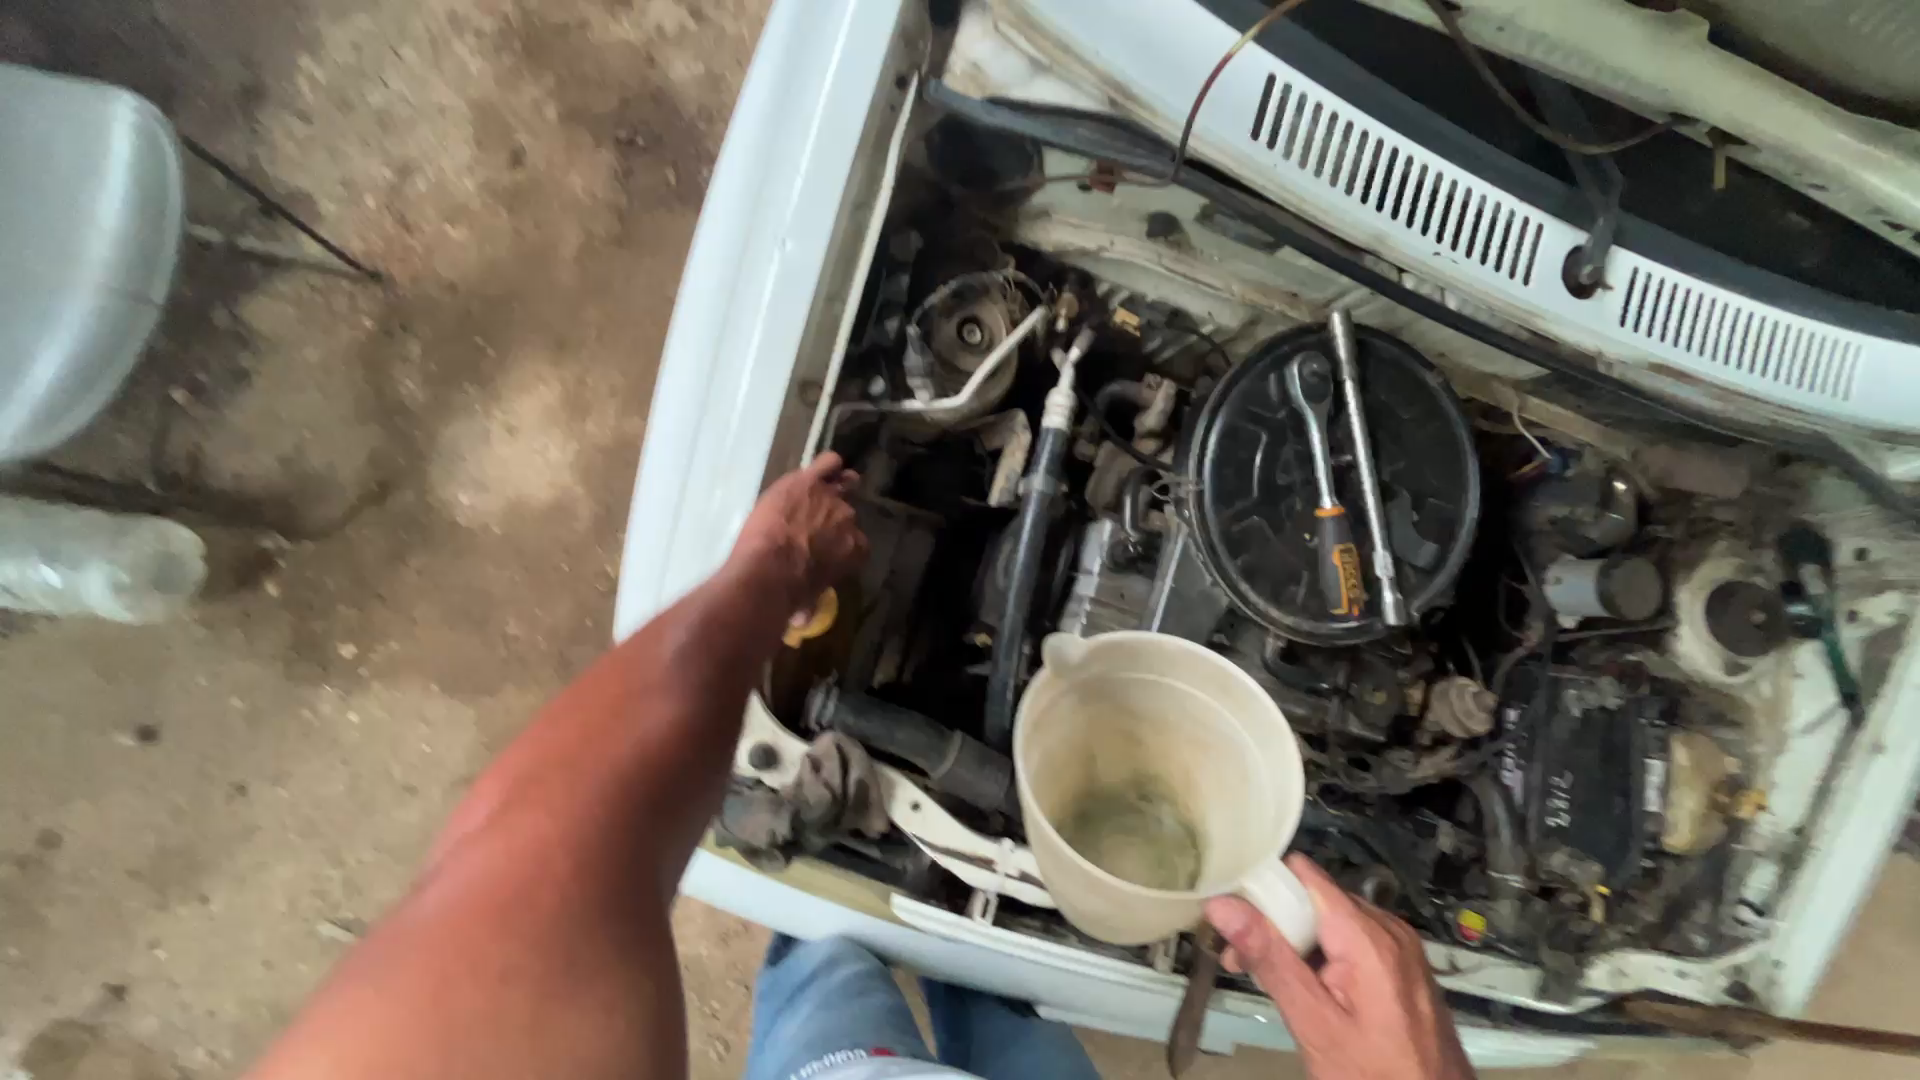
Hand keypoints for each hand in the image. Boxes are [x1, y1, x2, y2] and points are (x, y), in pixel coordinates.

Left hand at [732, 453, 868, 612]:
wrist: (770, 570)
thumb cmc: (790, 593)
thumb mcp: (808, 601)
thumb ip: (811, 600)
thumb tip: (801, 619)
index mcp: (856, 550)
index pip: (856, 541)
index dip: (841, 543)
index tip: (827, 547)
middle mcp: (850, 520)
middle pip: (846, 512)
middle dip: (832, 516)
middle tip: (814, 520)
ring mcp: (831, 498)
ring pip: (841, 481)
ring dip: (833, 484)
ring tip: (820, 487)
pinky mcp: (809, 482)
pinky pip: (828, 463)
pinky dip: (827, 464)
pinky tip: (822, 466)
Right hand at [1204, 855, 1473, 1079]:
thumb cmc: (1377, 1077)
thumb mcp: (1314, 1023)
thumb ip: (1269, 957)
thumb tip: (1220, 904)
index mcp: (1367, 934)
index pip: (1302, 873)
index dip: (1262, 886)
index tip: (1233, 916)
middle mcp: (1387, 927)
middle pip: (1312, 897)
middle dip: (1271, 923)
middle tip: (1239, 961)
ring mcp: (1399, 946)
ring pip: (1328, 919)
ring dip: (1292, 941)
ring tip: (1266, 979)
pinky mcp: (1402, 966)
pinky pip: (1350, 940)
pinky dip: (1320, 954)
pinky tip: (1305, 987)